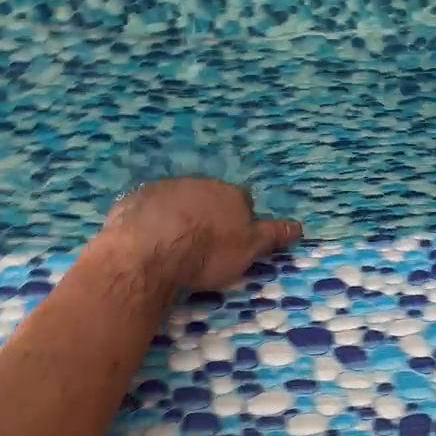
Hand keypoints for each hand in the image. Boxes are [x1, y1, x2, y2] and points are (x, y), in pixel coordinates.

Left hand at [95, 177, 302, 292]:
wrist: (151, 248)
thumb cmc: (206, 252)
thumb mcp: (246, 250)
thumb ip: (271, 236)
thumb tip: (298, 226)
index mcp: (231, 195)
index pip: (243, 202)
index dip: (238, 221)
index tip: (231, 241)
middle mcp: (202, 183)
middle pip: (210, 197)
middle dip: (208, 214)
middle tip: (201, 244)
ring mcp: (168, 187)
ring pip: (178, 199)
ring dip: (178, 215)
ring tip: (172, 242)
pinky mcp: (138, 197)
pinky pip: (148, 206)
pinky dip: (150, 218)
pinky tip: (145, 238)